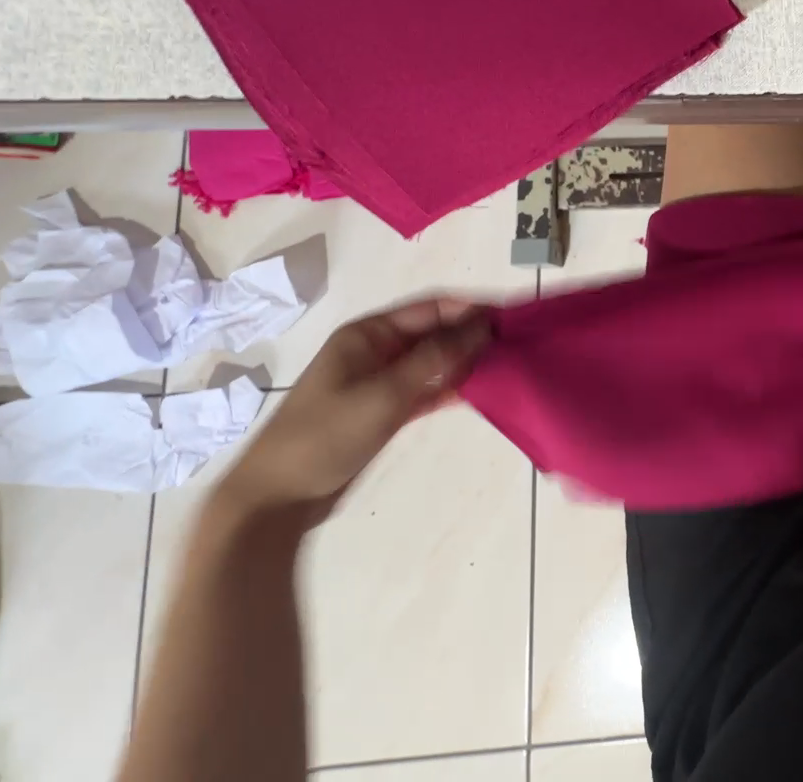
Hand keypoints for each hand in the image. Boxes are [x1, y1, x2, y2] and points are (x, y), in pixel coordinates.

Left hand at [214, 298, 491, 524]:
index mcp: (370, 333)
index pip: (434, 307)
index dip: (474, 308)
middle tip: (522, 343)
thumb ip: (437, 357)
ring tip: (513, 364)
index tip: (516, 316)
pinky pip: (432, 387)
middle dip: (477, 334)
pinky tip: (487, 390)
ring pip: (439, 360)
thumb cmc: (326, 434)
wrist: (279, 495)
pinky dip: (457, 387)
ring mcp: (385, 380)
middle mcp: (379, 349)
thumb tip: (484, 326)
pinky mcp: (390, 408)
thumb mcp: (385, 392)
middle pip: (438, 331)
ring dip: (471, 361)